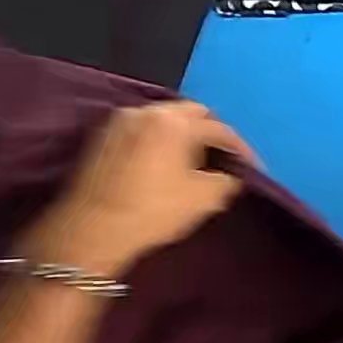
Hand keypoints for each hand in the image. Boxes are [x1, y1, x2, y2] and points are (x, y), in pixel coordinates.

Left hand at [25, 100, 256, 275]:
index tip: (252, 169)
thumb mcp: (206, 198)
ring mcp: (120, 121)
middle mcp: (147, 112)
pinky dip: (161, 138)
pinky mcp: (101, 136)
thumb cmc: (154, 211)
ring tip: (196, 158)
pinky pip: (144, 128)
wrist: (89, 231)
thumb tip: (232, 174)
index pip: (221, 130)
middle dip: (213, 133)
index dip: (242, 150)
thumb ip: (229, 179)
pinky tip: (166, 159)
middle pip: (193, 113)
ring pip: (165, 118)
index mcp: (176, 123)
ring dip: (185, 133)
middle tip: (224, 158)